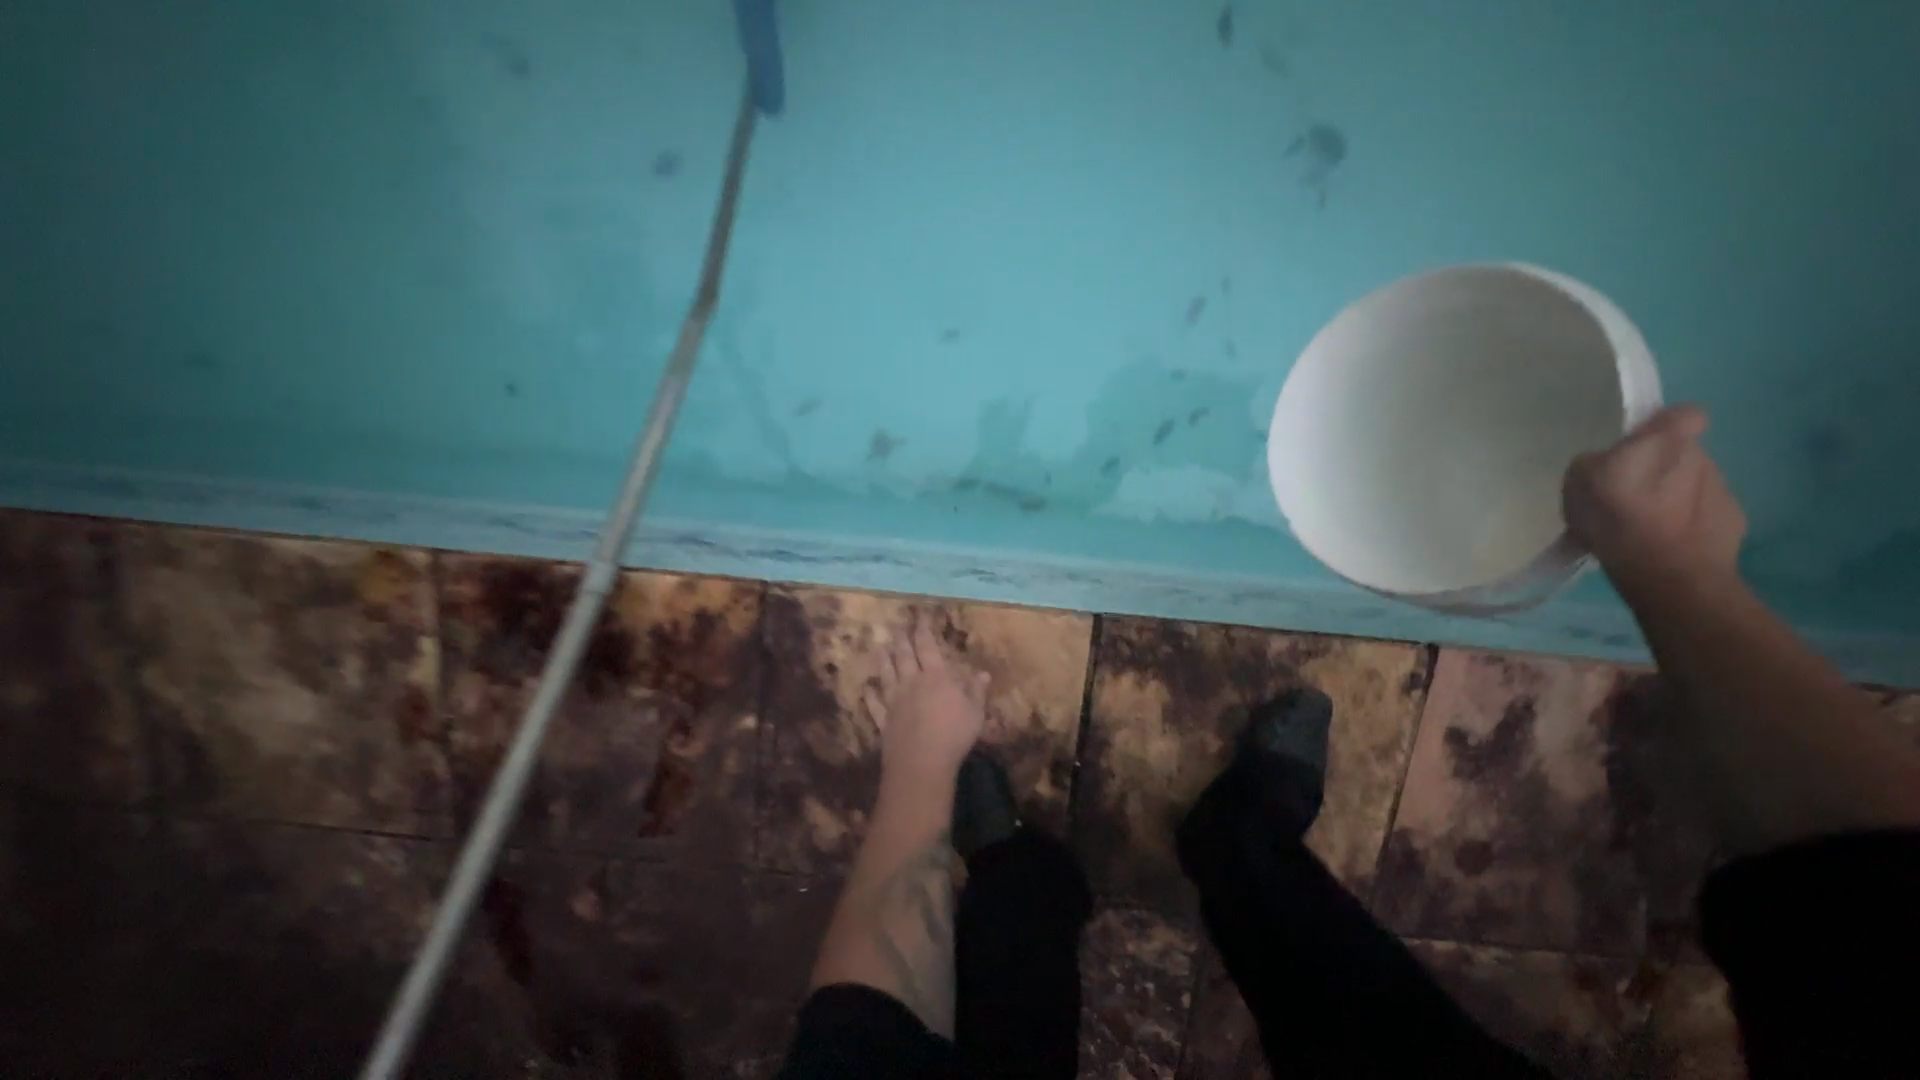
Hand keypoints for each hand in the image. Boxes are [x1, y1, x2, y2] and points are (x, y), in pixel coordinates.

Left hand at [863, 614, 990, 791]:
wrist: (921, 762)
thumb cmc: (954, 734)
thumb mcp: (975, 712)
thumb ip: (976, 691)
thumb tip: (983, 673)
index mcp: (936, 677)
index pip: (927, 647)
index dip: (923, 631)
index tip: (919, 618)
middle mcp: (911, 683)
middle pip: (904, 656)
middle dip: (900, 640)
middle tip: (896, 627)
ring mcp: (894, 701)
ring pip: (886, 674)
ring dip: (883, 660)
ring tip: (879, 647)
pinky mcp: (883, 720)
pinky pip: (875, 704)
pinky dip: (870, 695)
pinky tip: (867, 688)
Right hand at [1563, 404, 1746, 591]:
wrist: (1668, 571)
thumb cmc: (1618, 516)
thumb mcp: (1579, 480)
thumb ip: (1597, 461)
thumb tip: (1607, 463)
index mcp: (1668, 441)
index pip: (1683, 413)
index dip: (1664, 424)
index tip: (1641, 443)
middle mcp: (1703, 458)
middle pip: (1683, 454)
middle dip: (1661, 468)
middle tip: (1628, 494)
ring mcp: (1724, 492)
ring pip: (1693, 486)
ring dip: (1672, 499)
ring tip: (1641, 526)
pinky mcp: (1732, 525)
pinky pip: (1703, 517)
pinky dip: (1685, 526)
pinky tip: (1661, 546)